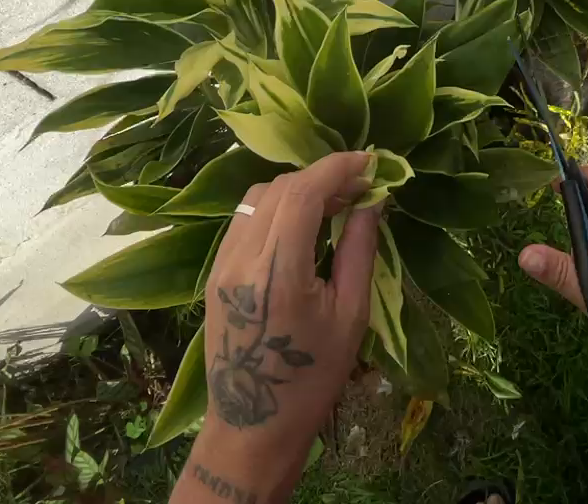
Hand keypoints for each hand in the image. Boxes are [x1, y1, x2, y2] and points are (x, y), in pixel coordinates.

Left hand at [177, 151, 378, 503]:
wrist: (253, 428)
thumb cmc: (312, 379)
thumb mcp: (351, 317)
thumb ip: (359, 250)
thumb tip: (373, 200)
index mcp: (276, 275)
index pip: (301, 194)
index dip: (336, 168)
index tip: (370, 160)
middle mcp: (239, 261)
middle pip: (279, 188)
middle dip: (322, 176)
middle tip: (360, 186)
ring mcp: (220, 265)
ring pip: (257, 197)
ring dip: (298, 188)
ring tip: (334, 201)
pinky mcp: (214, 272)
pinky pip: (245, 217)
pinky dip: (277, 205)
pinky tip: (303, 221)